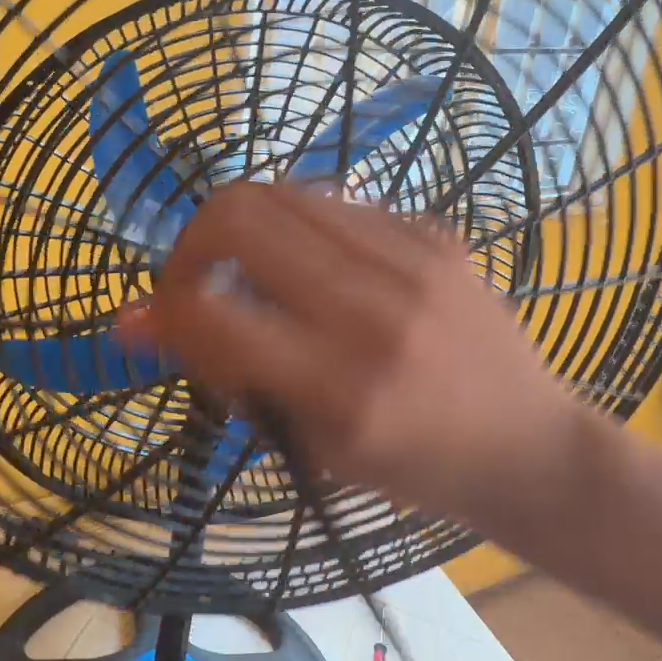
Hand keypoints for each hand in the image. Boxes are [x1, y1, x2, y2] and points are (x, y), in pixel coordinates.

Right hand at [130, 182, 592, 529]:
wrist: (530, 445)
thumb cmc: (413, 468)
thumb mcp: (311, 443)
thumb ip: (225, 372)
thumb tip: (131, 320)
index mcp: (344, 389)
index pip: (214, 312)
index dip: (162, 307)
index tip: (155, 319)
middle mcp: (377, 310)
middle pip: (241, 216)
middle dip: (191, 242)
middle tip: (193, 279)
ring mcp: (414, 258)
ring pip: (283, 192)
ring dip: (240, 224)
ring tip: (245, 265)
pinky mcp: (436, 232)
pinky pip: (335, 200)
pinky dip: (297, 223)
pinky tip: (308, 261)